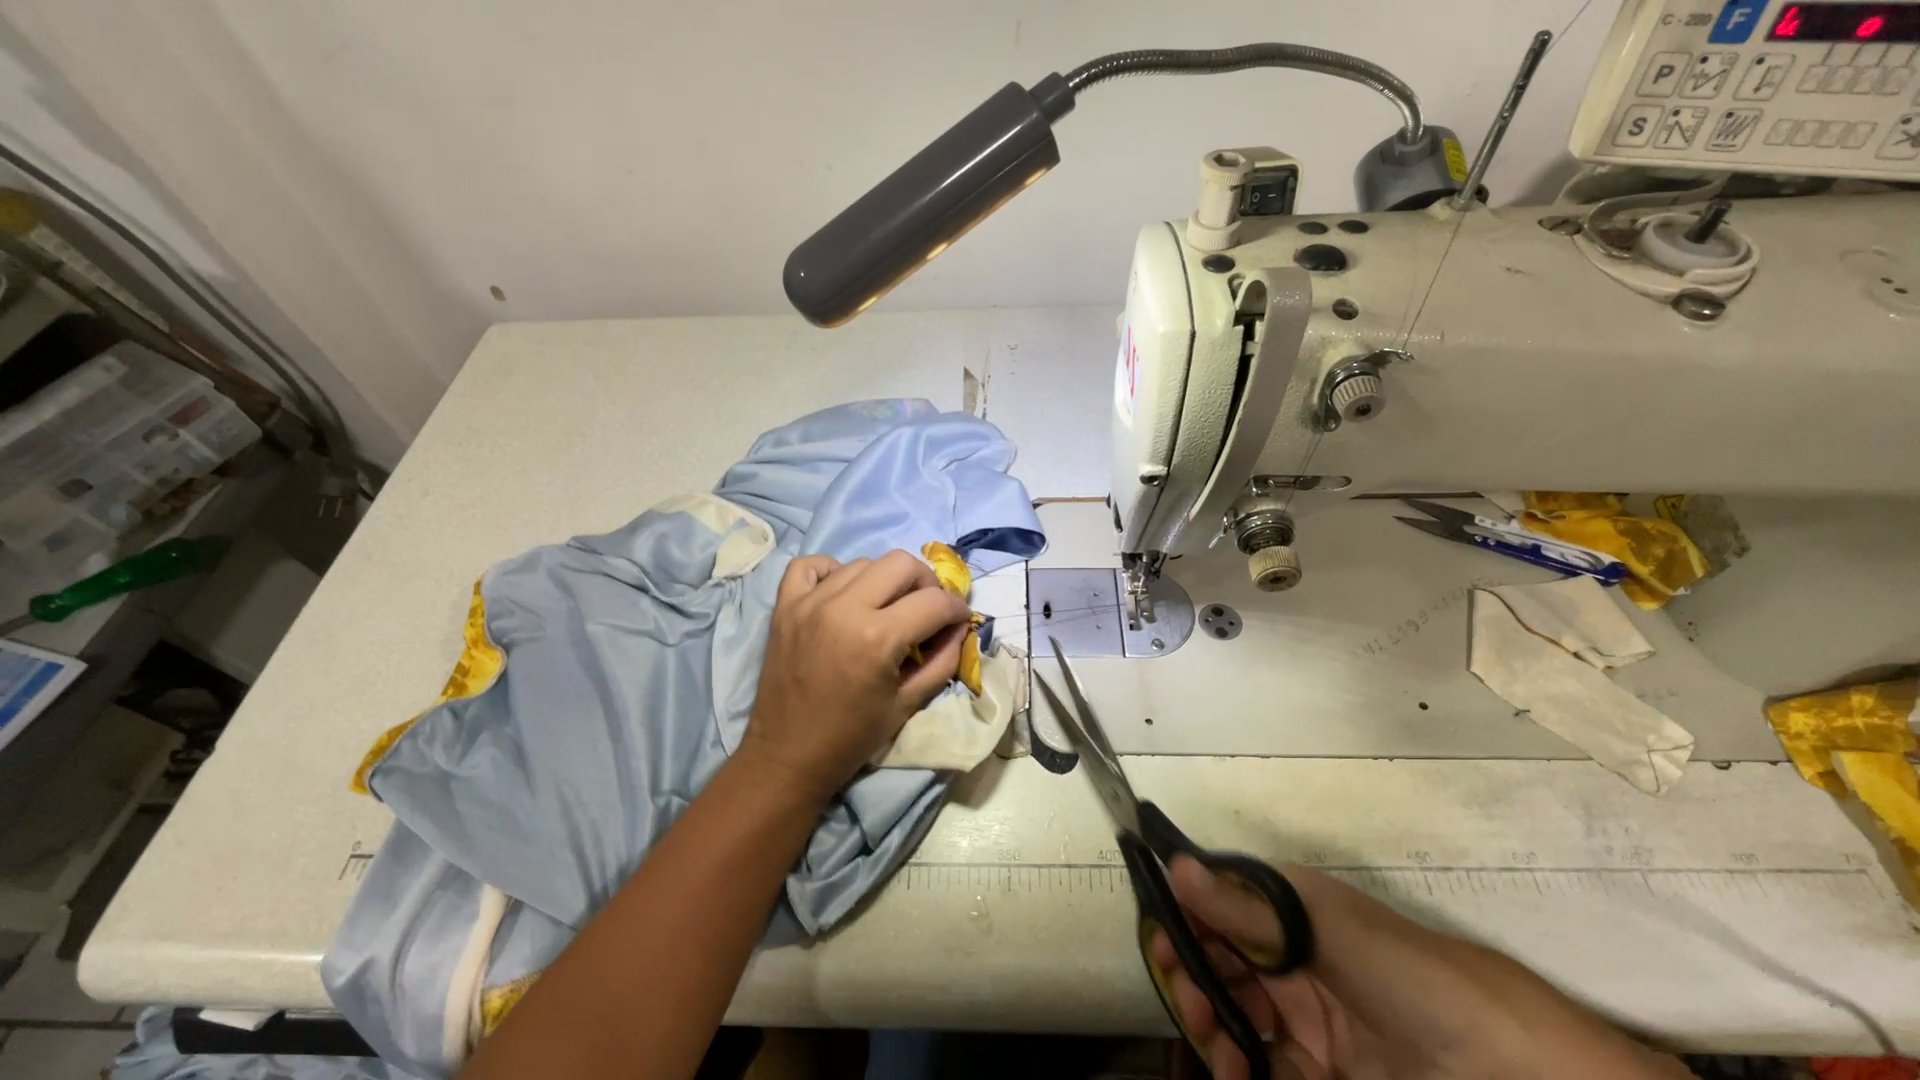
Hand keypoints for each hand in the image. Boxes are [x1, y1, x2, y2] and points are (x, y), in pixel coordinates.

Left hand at [740, 550, 971, 803]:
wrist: (788, 756)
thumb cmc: (852, 737)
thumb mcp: (908, 704)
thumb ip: (942, 661)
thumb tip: (959, 628)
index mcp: (877, 639)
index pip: (934, 602)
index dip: (956, 609)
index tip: (960, 619)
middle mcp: (843, 609)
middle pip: (901, 564)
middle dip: (926, 583)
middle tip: (927, 609)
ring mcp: (809, 603)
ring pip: (861, 562)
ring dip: (884, 580)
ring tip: (885, 607)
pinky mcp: (784, 606)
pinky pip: (809, 566)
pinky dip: (832, 571)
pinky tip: (843, 593)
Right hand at [1151, 857, 1690, 1079]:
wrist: (1503, 1071)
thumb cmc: (1411, 978)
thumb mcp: (1327, 933)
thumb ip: (1247, 909)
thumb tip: (1175, 864)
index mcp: (1291, 911)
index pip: (1219, 904)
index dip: (1186, 920)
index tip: (1163, 947)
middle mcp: (1288, 956)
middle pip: (1216, 961)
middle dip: (1191, 980)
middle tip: (1193, 1008)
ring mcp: (1302, 1015)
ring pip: (1230, 1013)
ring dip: (1211, 1029)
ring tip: (1223, 1056)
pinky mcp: (1316, 1068)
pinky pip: (1259, 1062)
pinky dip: (1237, 1068)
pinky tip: (1236, 1073)